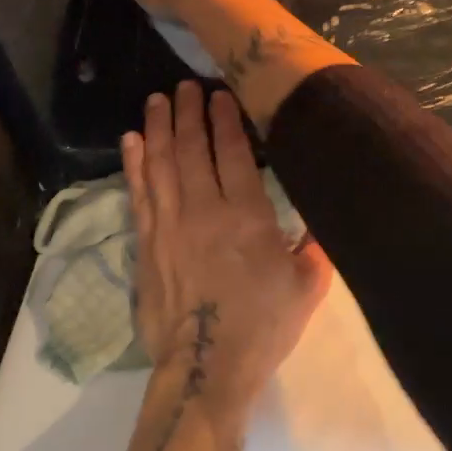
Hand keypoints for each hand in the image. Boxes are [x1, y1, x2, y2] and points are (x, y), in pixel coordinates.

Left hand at [122, 81, 331, 420]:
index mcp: (247, 216)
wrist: (207, 365)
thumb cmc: (262, 327)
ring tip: (157, 100)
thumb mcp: (307, 287)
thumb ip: (314, 247)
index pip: (233, 153)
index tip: (220, 94)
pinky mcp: (146, 245)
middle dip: (188, 113)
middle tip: (185, 85)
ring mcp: (169, 226)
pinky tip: (131, 141)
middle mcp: (203, 210)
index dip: (226, 120)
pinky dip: (134, 164)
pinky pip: (139, 193)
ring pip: (160, 164)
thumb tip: (320, 220)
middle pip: (191, 149)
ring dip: (158, 128)